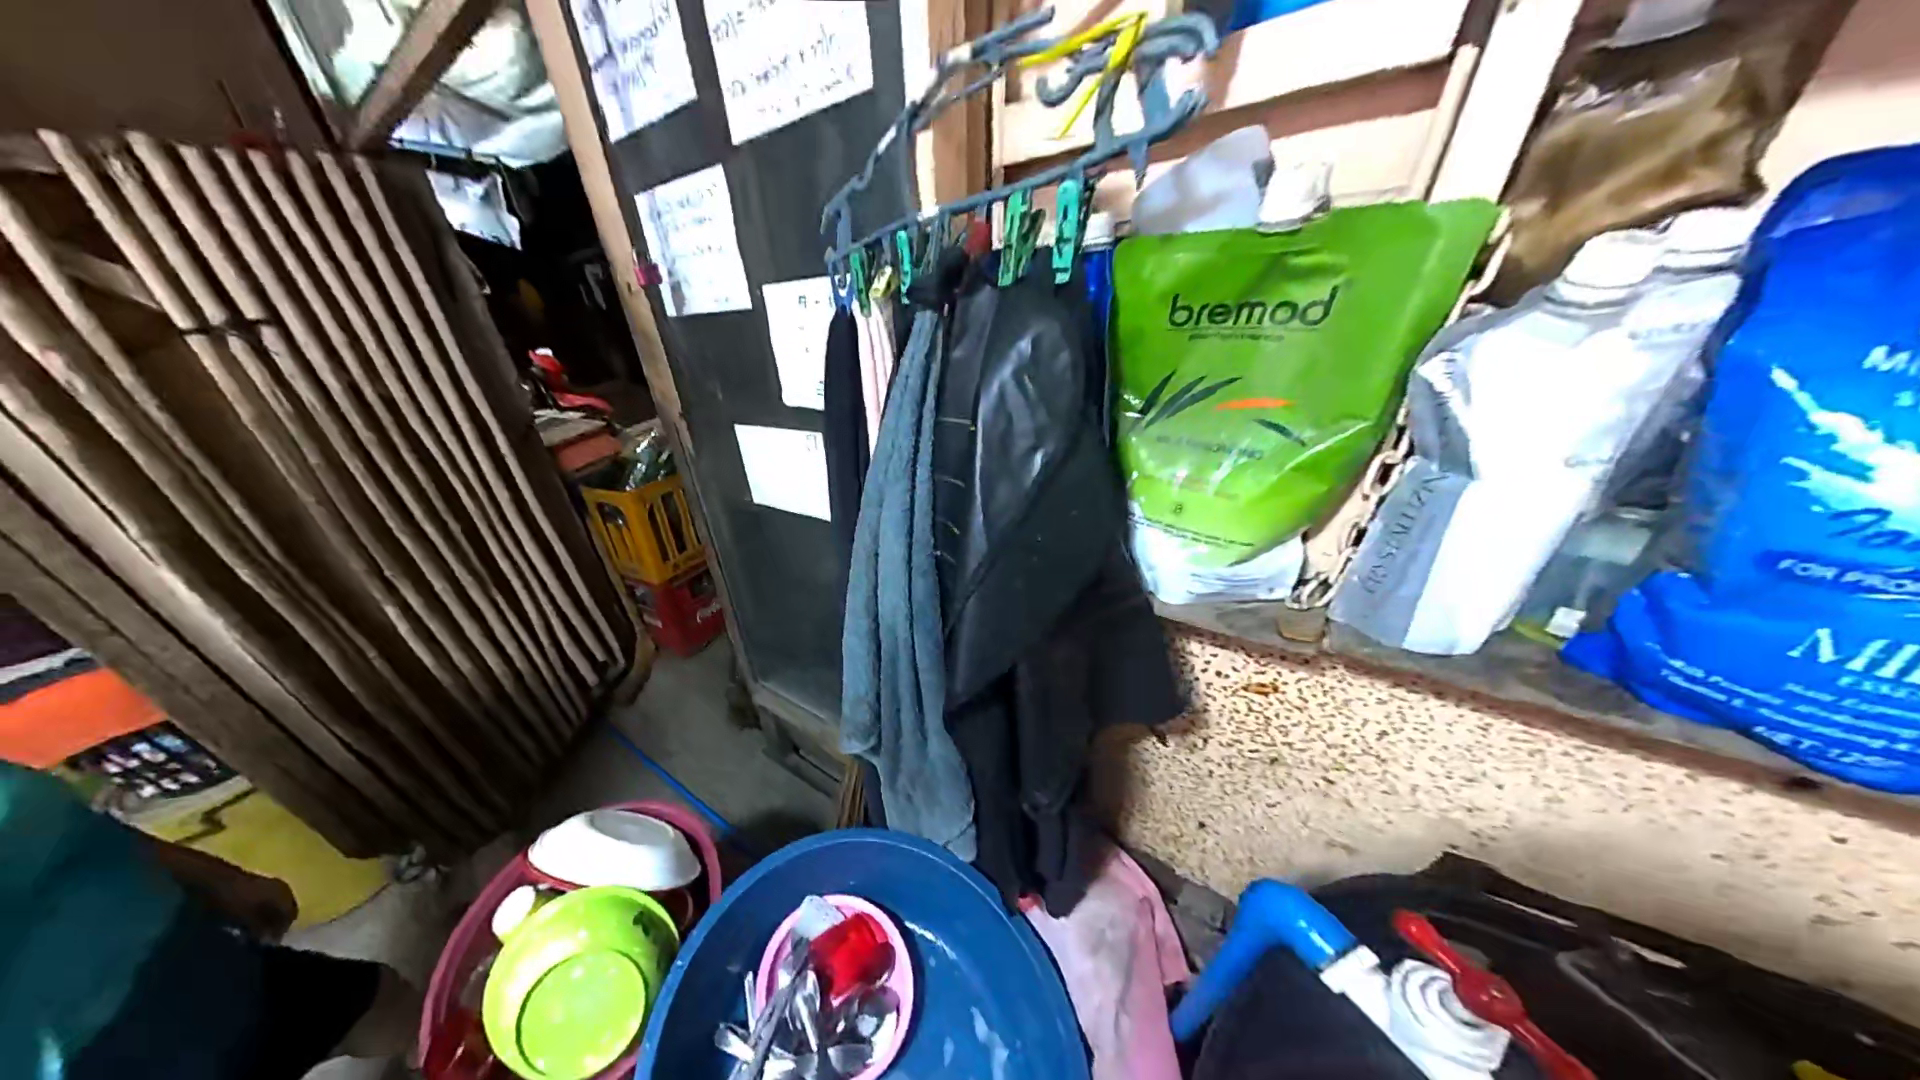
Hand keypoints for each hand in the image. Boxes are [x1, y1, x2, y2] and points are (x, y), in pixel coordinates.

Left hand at [224, 872, 298, 940]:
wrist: (216, 881)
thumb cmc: (235, 900)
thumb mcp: (248, 917)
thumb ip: (262, 928)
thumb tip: (272, 941)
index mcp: (285, 895)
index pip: (291, 916)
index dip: (281, 931)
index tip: (268, 944)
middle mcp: (283, 889)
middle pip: (285, 911)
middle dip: (275, 924)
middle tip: (260, 938)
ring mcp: (272, 886)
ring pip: (275, 906)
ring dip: (267, 918)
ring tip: (251, 931)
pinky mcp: (259, 886)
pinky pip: (266, 903)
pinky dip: (260, 913)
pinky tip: (247, 920)